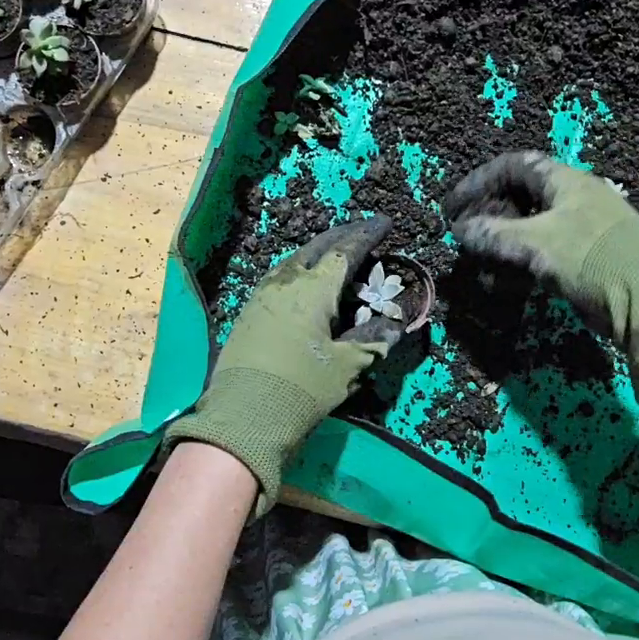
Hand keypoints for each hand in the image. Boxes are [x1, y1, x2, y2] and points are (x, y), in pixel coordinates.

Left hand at [165, 216, 402, 514]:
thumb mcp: (347, 367)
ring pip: (296, 259)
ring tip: (337, 253)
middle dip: (343, 236)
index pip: (346, 250)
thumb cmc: (302, 388)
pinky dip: (302, 269)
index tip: (385, 223)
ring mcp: (263, 294)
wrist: (243, 416)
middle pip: (318, 247)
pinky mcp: (250, 311)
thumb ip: (373, 340)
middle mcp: (286, 281)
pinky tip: (307, 279)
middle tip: (363, 231)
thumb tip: (395, 325)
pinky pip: (281, 276)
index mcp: (313, 288)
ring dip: (319, 251)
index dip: (367, 235)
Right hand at [443, 151, 638, 404]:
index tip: (454, 207)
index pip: (513, 166)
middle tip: (466, 235)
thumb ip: (493, 233)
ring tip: (481, 260)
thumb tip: (461, 229)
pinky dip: (521, 258)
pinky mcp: (588, 255)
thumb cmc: (590, 259)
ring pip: (532, 224)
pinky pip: (545, 248)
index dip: (478, 182)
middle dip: (488, 214)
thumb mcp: (534, 243)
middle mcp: (575, 196)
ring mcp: (583, 226)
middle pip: (521, 195)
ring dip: (503, 240)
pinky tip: (505, 279)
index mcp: (565, 181)